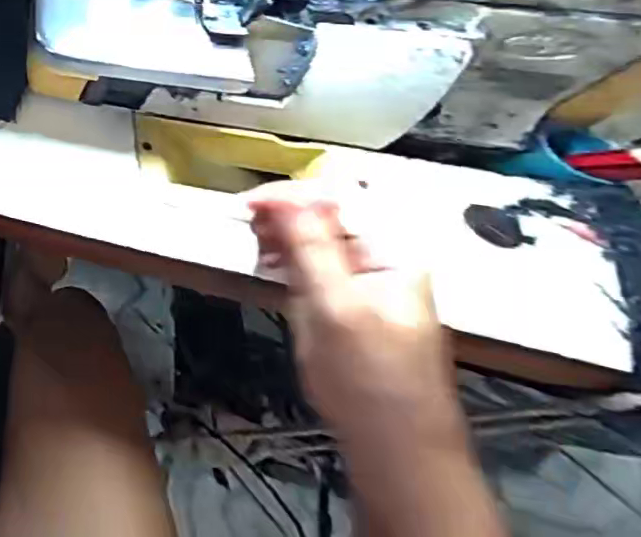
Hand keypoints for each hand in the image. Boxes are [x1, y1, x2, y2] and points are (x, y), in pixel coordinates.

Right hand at [247, 181, 466, 458]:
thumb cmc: (372, 380)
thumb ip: (311, 247)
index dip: (290, 195)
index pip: (337, 199)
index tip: (249, 205)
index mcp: (392, 255)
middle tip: (246, 224)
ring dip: (278, 234)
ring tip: (254, 244)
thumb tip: (288, 197)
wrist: (394, 446)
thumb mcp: (336, 307)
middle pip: (323, 213)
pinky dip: (283, 256)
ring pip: (311, 235)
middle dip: (281, 213)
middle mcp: (379, 259)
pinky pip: (308, 260)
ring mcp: (360, 279)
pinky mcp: (342, 297)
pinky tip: (268, 263)